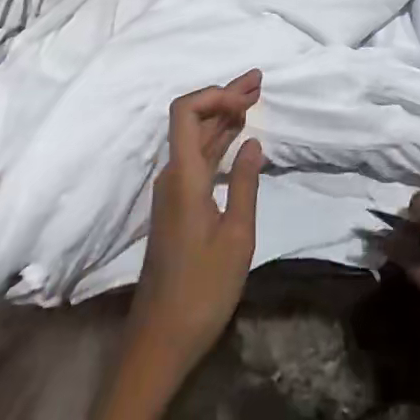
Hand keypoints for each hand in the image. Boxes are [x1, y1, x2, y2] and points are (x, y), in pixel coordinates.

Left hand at [94, 71, 264, 419]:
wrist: (161, 338)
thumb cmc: (203, 288)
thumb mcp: (236, 236)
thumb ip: (244, 183)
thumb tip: (253, 141)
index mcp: (184, 177)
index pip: (185, 113)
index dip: (214, 95)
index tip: (247, 99)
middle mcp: (173, 176)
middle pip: (193, 120)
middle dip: (225, 96)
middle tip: (258, 81)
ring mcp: (173, 192)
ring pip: (197, 139)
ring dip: (224, 117)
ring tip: (255, 98)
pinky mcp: (178, 207)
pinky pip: (198, 158)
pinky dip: (219, 140)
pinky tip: (238, 138)